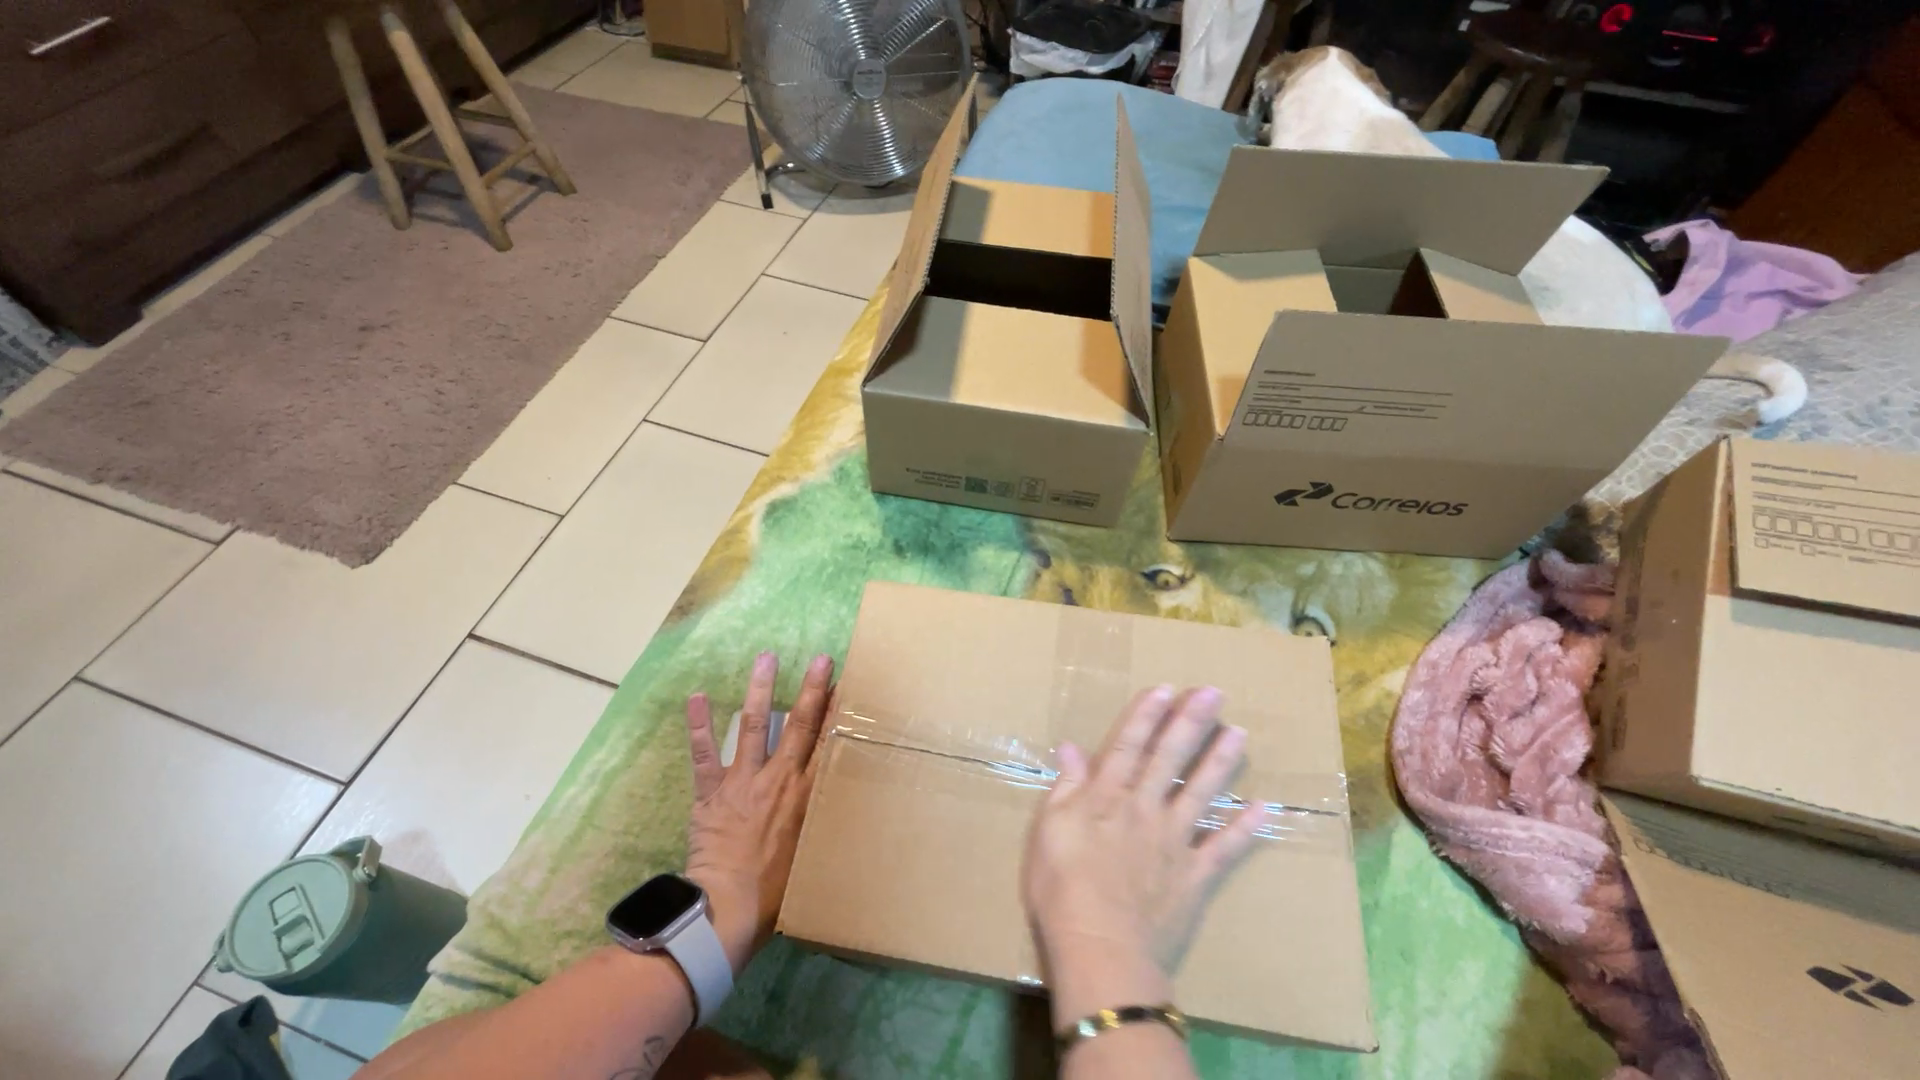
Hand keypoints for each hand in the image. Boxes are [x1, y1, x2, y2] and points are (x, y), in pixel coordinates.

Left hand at [683, 651, 833, 975]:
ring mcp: (744, 781)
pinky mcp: (712, 792)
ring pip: (756, 726)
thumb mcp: (812, 856)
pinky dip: (700, 724)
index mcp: (808, 796)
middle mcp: (780, 779)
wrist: (727, 910)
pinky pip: (704, 753)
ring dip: (762, 690)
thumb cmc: (777, 893)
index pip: (829, 744)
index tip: (849, 684)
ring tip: (767, 658)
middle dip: (814, 689)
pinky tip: (696, 696)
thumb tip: (837, 811)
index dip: (840, 712)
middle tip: (822, 658)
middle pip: (801, 725)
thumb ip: (822, 825)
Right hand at [1022, 686, 1264, 1017]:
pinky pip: (1226, 848)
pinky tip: (1264, 807)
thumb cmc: (1063, 890)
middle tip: (1214, 693)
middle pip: (1169, 759)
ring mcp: (1174, 841)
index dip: (1145, 716)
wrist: (1102, 948)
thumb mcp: (1048, 833)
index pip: (1127, 747)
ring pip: (1202, 792)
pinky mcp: (1195, 876)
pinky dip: (1246, 828)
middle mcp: (1144, 810)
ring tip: (1240, 732)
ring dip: (1221, 761)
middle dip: (1191, 722)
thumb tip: (1071, 749)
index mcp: (1106, 799)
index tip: (1165, 689)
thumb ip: (1065, 789)